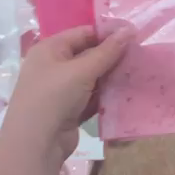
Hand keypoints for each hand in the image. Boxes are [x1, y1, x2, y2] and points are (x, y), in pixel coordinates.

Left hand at [2, 25, 133, 162]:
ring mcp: (60, 89)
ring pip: (92, 76)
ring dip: (111, 76)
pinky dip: (106, 94)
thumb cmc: (54, 97)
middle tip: (138, 55)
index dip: (107, 33)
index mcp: (50, 49)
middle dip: (112, 56)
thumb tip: (130, 29)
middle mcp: (53, 66)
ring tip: (136, 72)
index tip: (134, 35)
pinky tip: (125, 92)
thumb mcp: (82, 70)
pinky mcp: (69, 109)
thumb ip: (108, 51)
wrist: (35, 145)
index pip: (83, 33)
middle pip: (88, 54)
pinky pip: (91, 96)